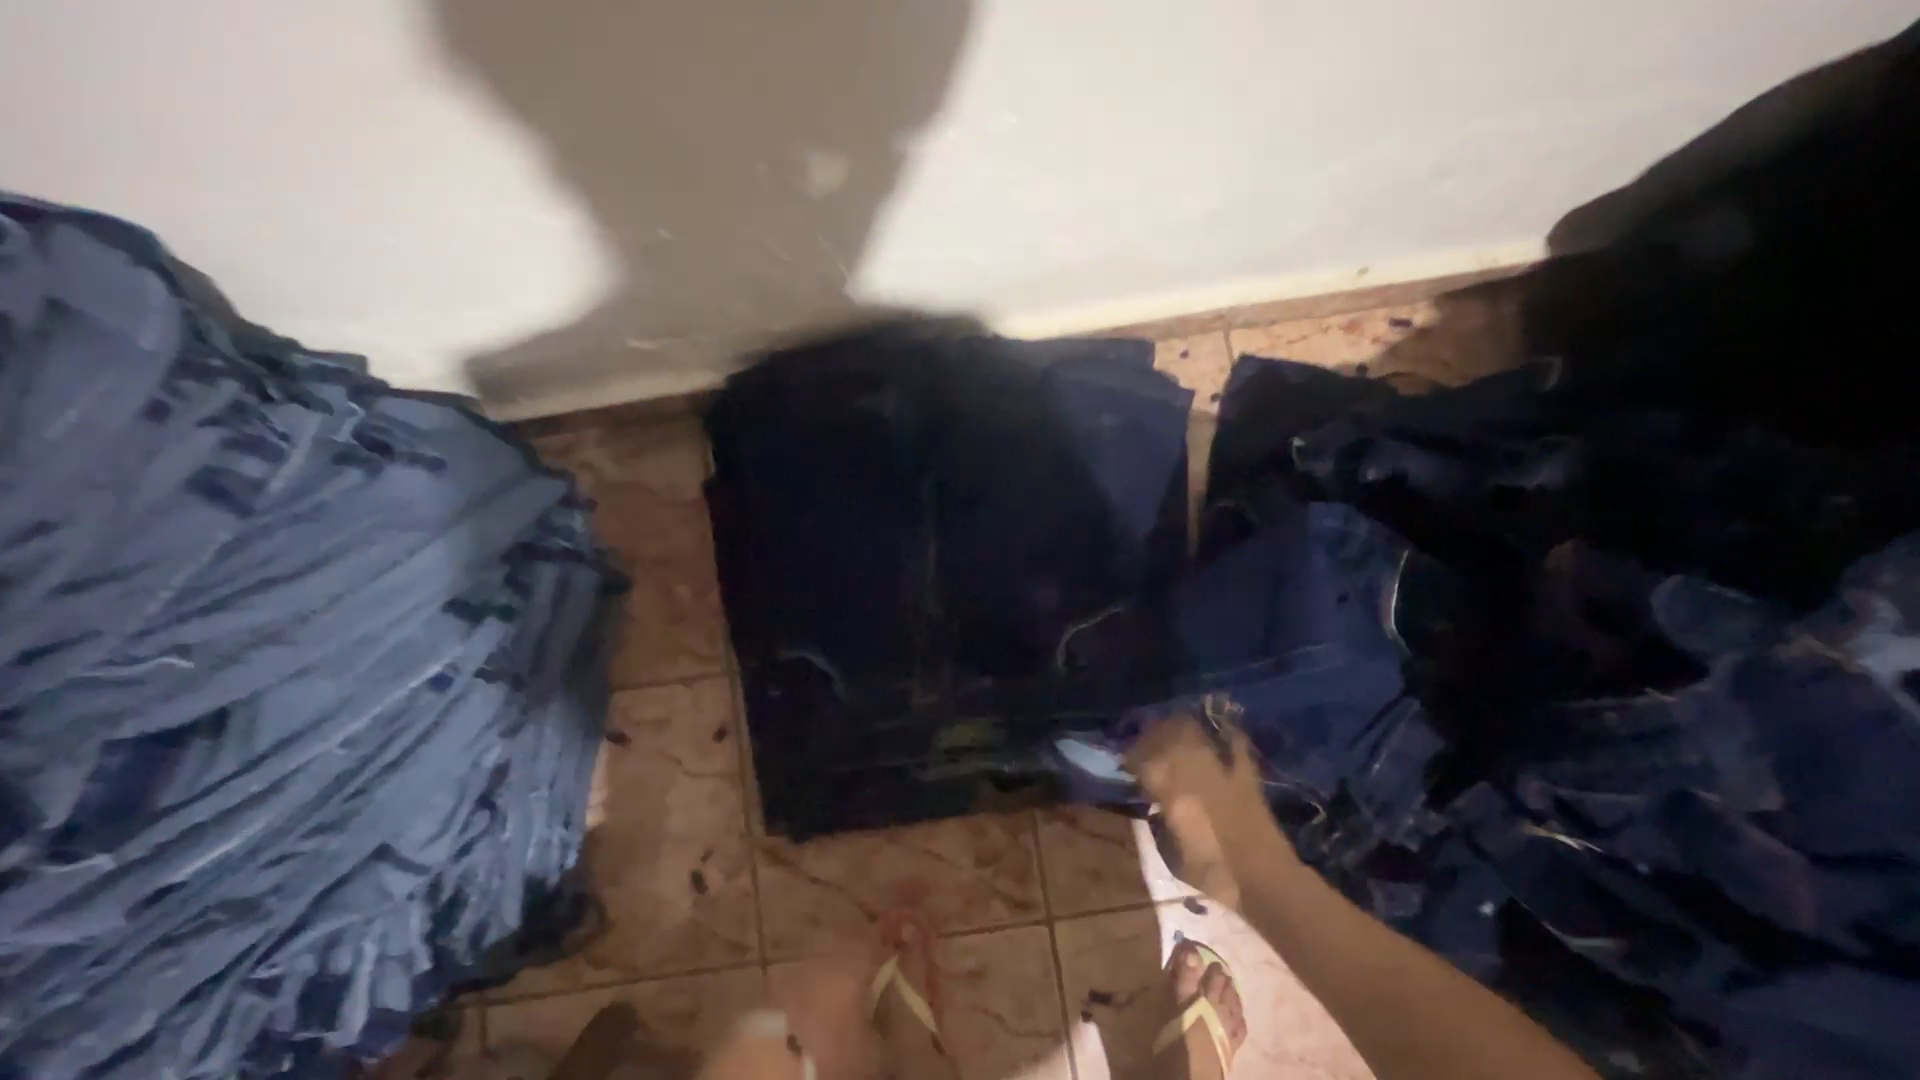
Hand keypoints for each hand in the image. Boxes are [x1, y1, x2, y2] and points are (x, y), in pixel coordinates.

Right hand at [1128, 710, 1291, 904]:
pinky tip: (1218, 728)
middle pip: (1168, 739)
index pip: (1145, 763)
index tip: (1125, 760)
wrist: (1265, 881)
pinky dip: (1226, 732)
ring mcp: (1223, 771)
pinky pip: (1236, 744)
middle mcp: (1195, 775)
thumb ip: (1161, 826)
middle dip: (1152, 734)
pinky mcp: (1246, 776)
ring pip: (1197, 735)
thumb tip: (1155, 808)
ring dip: (1181, 727)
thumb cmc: (1215, 876)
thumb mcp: (1174, 857)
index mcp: (1174, 796)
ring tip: (1171, 727)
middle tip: (1144, 739)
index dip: (1132, 757)